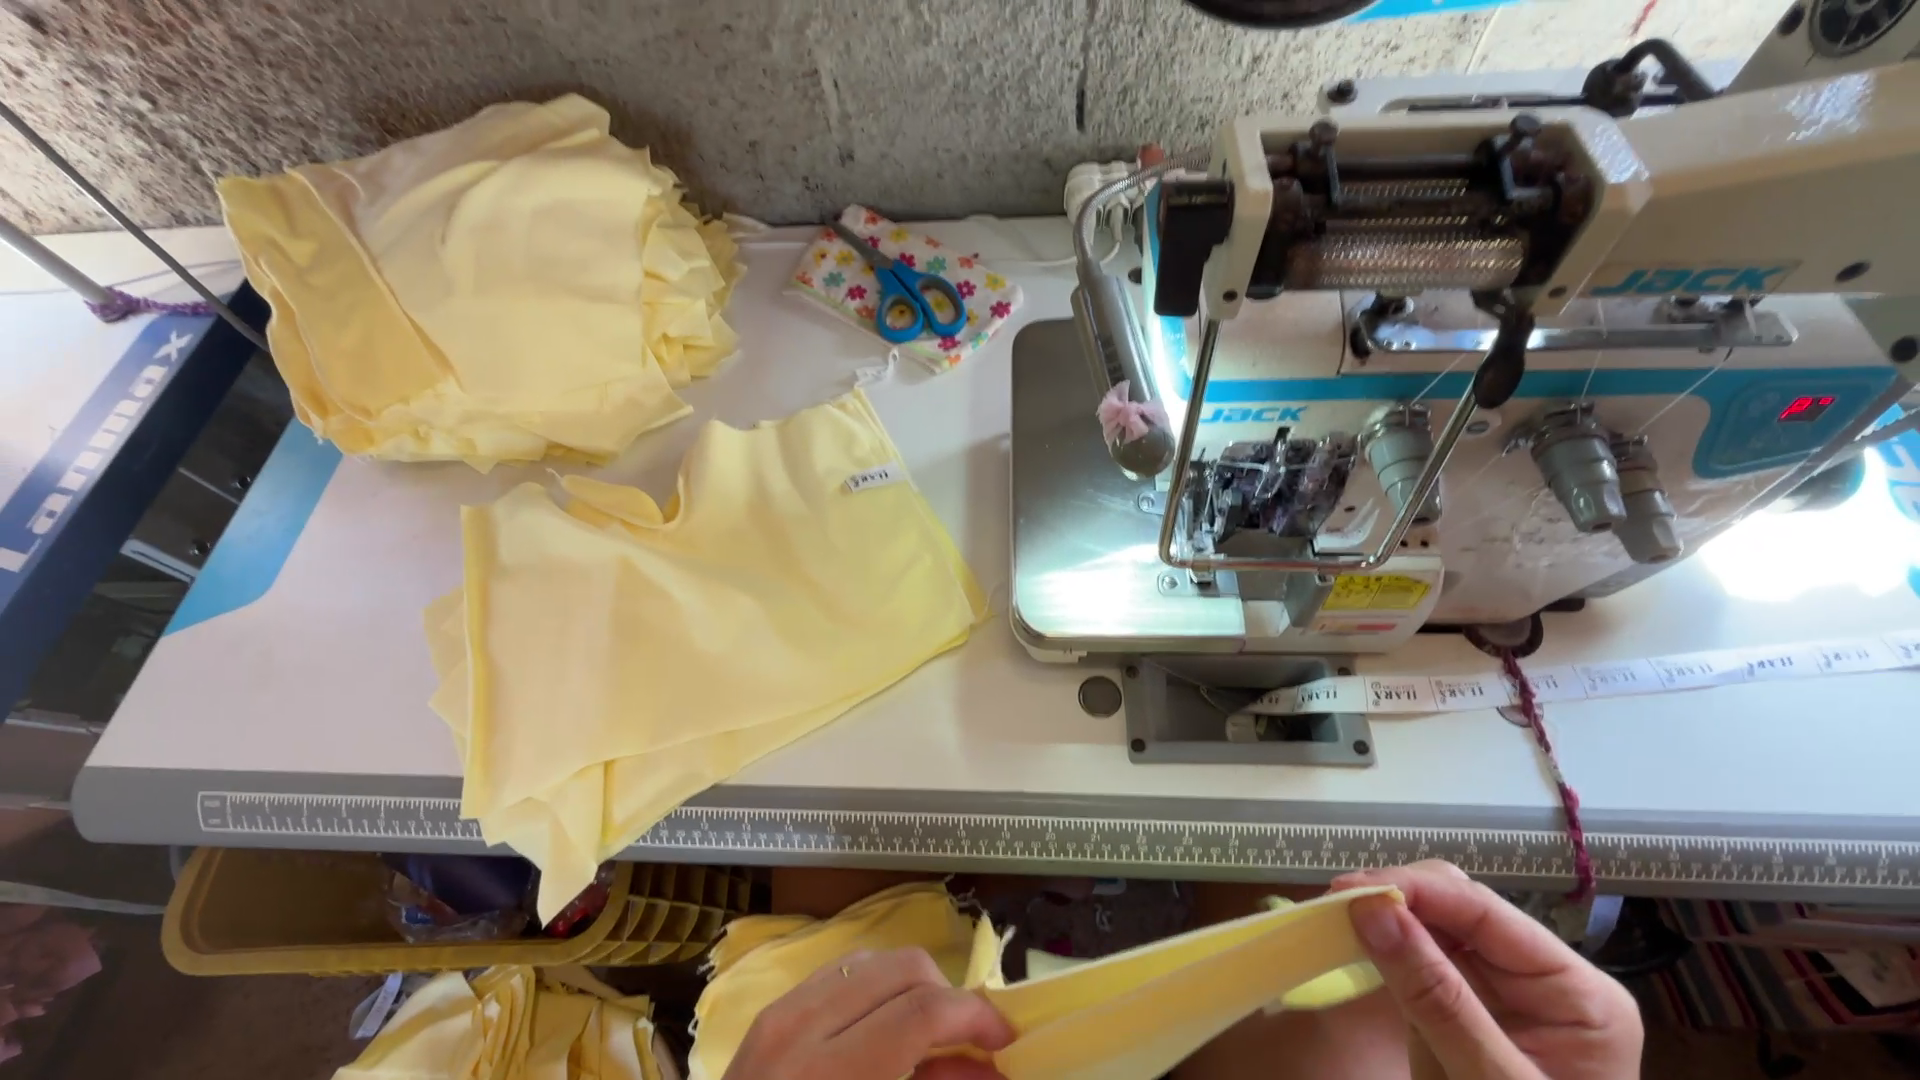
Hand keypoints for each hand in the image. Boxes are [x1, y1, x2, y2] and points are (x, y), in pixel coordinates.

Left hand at [722, 947, 1012, 1079]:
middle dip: (949, 996)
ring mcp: (782, 1010)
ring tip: (928, 1035)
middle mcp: (802, 1025)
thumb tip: (990, 1070)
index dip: (975, 1017)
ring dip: (914, 988)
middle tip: (968, 1040)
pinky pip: (843, 970)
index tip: (1005, 1040)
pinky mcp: (774, 1009)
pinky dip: (877, 988)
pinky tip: (885, 1026)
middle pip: (904, 967)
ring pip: (877, 958)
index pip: (921, 1011)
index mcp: (829, 1075)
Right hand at [1335, 861, 1641, 1079]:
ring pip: (1439, 924)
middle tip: (1336, 902)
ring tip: (1340, 913)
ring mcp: (1508, 991)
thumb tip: (1372, 909)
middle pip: (1463, 907)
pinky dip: (1389, 944)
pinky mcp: (1471, 1006)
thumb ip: (1436, 997)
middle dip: (1399, 896)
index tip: (1346, 888)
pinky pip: (1426, 957)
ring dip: (1389, 914)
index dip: (1415, 890)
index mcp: (1578, 992)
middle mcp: (1546, 977)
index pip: (1486, 911)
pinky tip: (1360, 937)